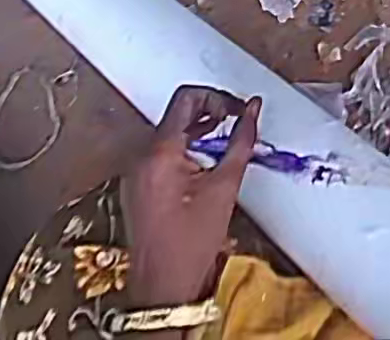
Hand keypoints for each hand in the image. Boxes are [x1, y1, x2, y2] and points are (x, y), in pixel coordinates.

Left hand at [123, 86, 261, 305]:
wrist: (164, 290)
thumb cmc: (191, 243)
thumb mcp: (225, 185)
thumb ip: (241, 139)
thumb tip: (252, 109)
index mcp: (159, 154)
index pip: (187, 98)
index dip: (217, 98)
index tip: (237, 110)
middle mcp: (141, 158)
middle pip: (178, 111)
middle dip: (211, 109)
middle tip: (235, 119)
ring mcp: (137, 172)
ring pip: (171, 128)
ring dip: (200, 125)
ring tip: (225, 136)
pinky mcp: (139, 184)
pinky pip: (163, 149)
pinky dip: (188, 143)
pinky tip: (208, 155)